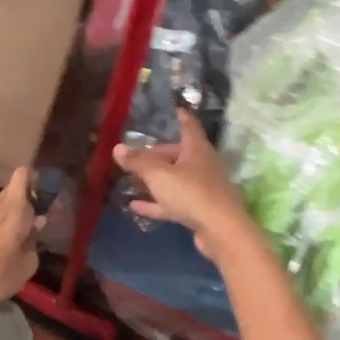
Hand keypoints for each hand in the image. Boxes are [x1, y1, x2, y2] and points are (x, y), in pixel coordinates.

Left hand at [0, 166, 42, 316]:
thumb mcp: (26, 267)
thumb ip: (33, 243)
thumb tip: (33, 227)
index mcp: (13, 212)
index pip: (21, 177)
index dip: (31, 180)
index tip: (39, 195)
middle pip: (8, 194)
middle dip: (21, 204)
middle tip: (28, 227)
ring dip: (2, 220)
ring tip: (6, 245)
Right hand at [115, 110, 255, 258]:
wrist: (221, 230)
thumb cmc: (191, 193)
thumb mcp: (158, 175)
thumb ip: (137, 161)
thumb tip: (117, 148)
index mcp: (196, 149)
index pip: (189, 126)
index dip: (181, 117)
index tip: (175, 110)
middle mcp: (202, 164)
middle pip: (177, 155)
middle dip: (156, 155)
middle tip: (135, 157)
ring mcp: (202, 188)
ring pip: (174, 179)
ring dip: (154, 180)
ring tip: (132, 181)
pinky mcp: (199, 209)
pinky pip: (173, 200)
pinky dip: (156, 202)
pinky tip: (136, 205)